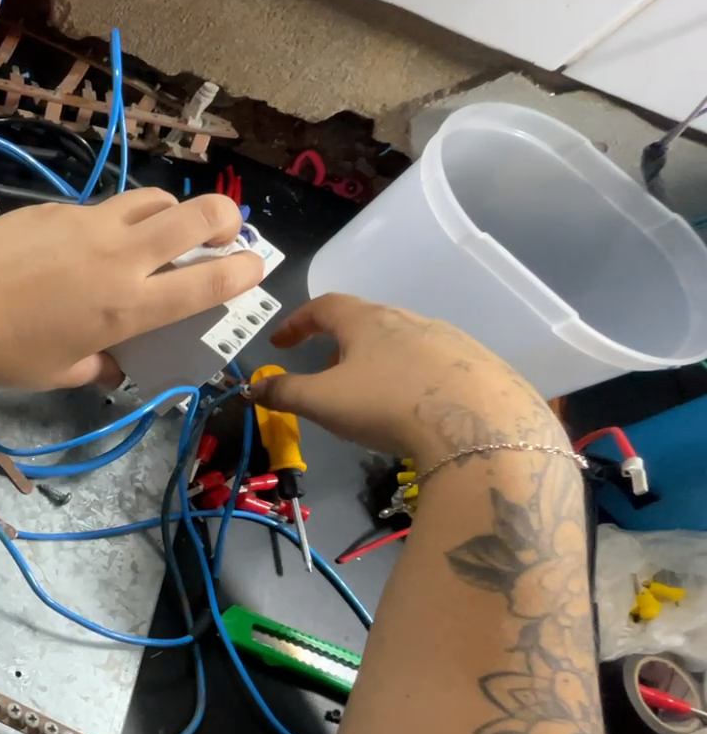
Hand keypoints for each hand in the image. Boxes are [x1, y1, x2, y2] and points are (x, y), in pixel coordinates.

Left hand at [0, 189, 265, 389]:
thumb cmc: (1, 353)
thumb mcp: (55, 373)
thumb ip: (95, 367)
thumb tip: (111, 369)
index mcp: (128, 307)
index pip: (210, 282)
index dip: (244, 272)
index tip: (251, 269)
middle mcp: (119, 257)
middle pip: (202, 214)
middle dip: (227, 220)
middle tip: (220, 235)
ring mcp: (86, 225)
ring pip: (152, 200)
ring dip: (169, 213)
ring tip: (156, 232)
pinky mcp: (54, 209)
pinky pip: (99, 207)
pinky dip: (110, 220)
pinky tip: (83, 243)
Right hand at [254, 294, 559, 462]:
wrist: (481, 426)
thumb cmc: (385, 403)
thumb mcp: (319, 401)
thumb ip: (281, 392)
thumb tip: (252, 388)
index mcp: (368, 322)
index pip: (325, 306)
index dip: (296, 322)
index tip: (280, 343)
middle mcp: (410, 321)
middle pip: (364, 322)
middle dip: (335, 345)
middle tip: (320, 373)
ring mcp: (450, 340)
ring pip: (397, 343)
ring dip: (370, 361)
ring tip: (360, 394)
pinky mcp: (477, 365)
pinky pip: (428, 363)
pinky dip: (403, 376)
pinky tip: (403, 406)